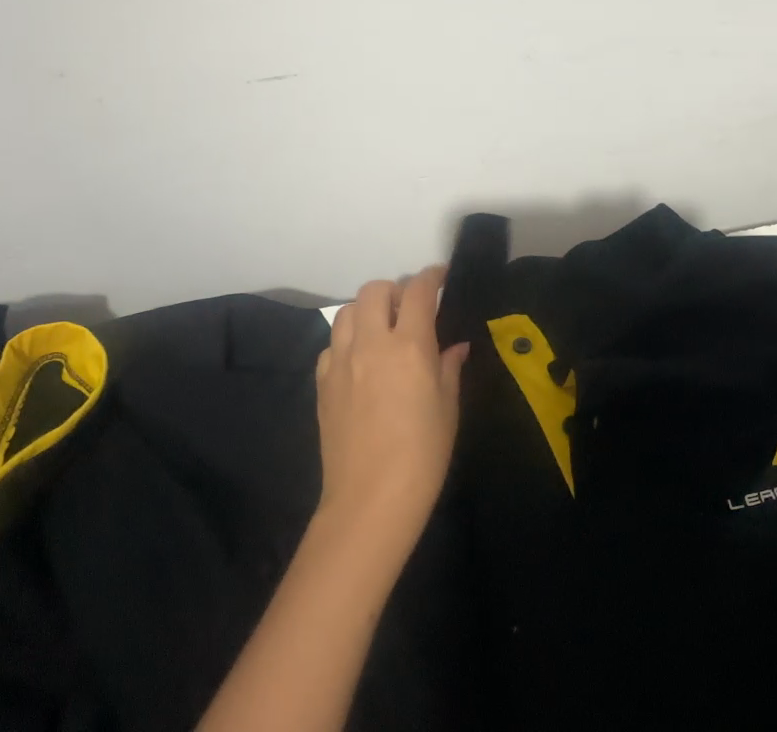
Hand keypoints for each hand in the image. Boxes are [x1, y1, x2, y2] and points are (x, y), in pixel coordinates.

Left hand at [314, 266, 467, 554]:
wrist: (370, 499)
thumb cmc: (423, 455)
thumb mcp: (448, 408)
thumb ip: (449, 368)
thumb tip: (454, 347)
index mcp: (409, 345)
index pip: (418, 291)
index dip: (431, 277)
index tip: (440, 277)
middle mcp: (370, 343)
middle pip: (374, 291)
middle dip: (395, 289)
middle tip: (411, 307)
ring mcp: (340, 362)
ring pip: (346, 313)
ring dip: (367, 311)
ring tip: (382, 329)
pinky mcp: (322, 384)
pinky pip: (331, 345)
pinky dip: (348, 341)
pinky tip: (361, 362)